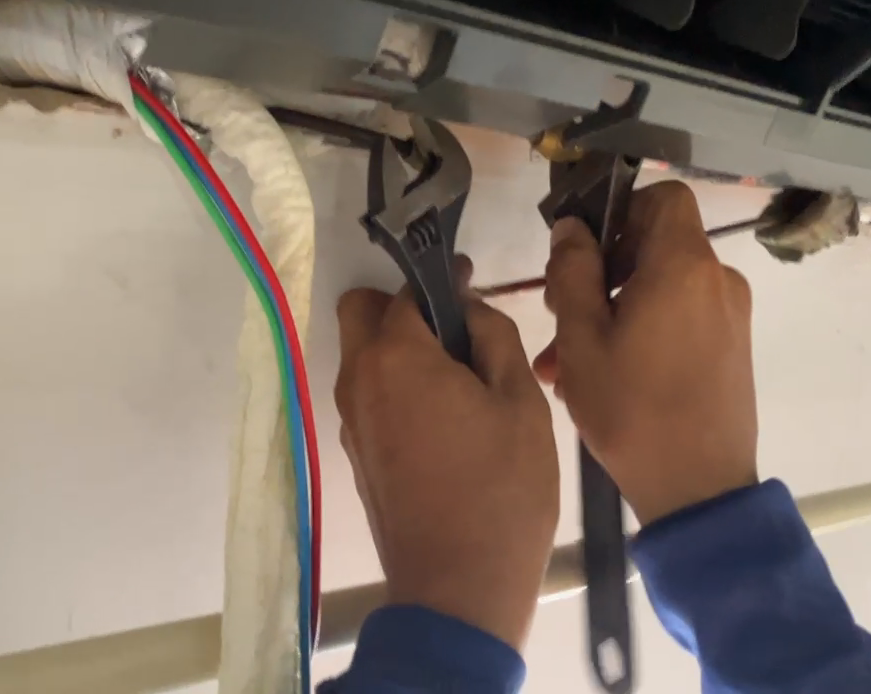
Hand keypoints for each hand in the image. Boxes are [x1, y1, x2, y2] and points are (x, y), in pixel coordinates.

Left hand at [336, 268, 559, 647]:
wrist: (457, 589)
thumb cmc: (501, 489)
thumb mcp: (520, 401)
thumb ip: (494, 335)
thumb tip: (469, 309)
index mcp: (396, 356)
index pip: (409, 290)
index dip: (444, 280)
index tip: (472, 283)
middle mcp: (359, 378)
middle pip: (360, 310)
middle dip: (400, 304)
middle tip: (452, 329)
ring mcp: (349, 418)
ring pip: (360, 352)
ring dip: (396, 343)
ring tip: (455, 374)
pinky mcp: (354, 451)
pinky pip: (367, 391)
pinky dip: (393, 381)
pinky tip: (440, 413)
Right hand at [537, 180, 757, 524]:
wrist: (699, 493)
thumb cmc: (632, 410)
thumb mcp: (582, 338)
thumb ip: (573, 271)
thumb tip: (572, 227)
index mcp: (683, 266)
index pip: (663, 197)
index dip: (621, 209)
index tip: (586, 249)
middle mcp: (716, 280)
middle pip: (654, 243)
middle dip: (601, 269)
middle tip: (559, 313)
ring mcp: (728, 315)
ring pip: (659, 285)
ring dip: (611, 307)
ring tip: (567, 357)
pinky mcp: (729, 346)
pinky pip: (678, 315)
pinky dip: (640, 327)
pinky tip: (601, 371)